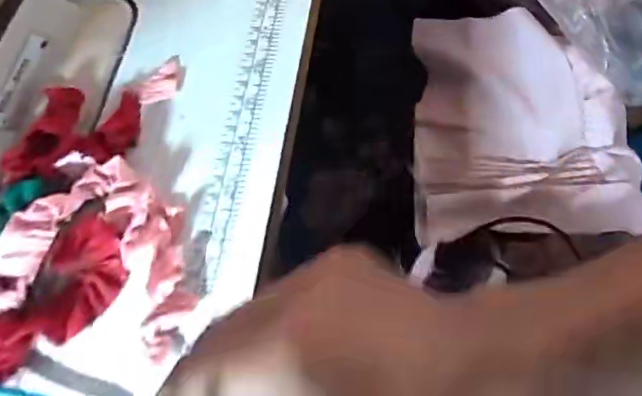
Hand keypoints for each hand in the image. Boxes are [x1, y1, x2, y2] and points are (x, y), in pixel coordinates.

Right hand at [161, 247, 504, 395]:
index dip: (183, 392)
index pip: (195, 370)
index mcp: (274, 344)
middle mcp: (291, 292)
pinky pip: (290, 292)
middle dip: (205, 373)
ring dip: (240, 345)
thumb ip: (253, 386)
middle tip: (211, 392)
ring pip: (254, 308)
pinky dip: (276, 321)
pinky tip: (289, 351)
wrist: (458, 365)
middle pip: (219, 335)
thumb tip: (230, 384)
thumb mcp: (295, 395)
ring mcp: (321, 268)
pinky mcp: (345, 259)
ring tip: (245, 382)